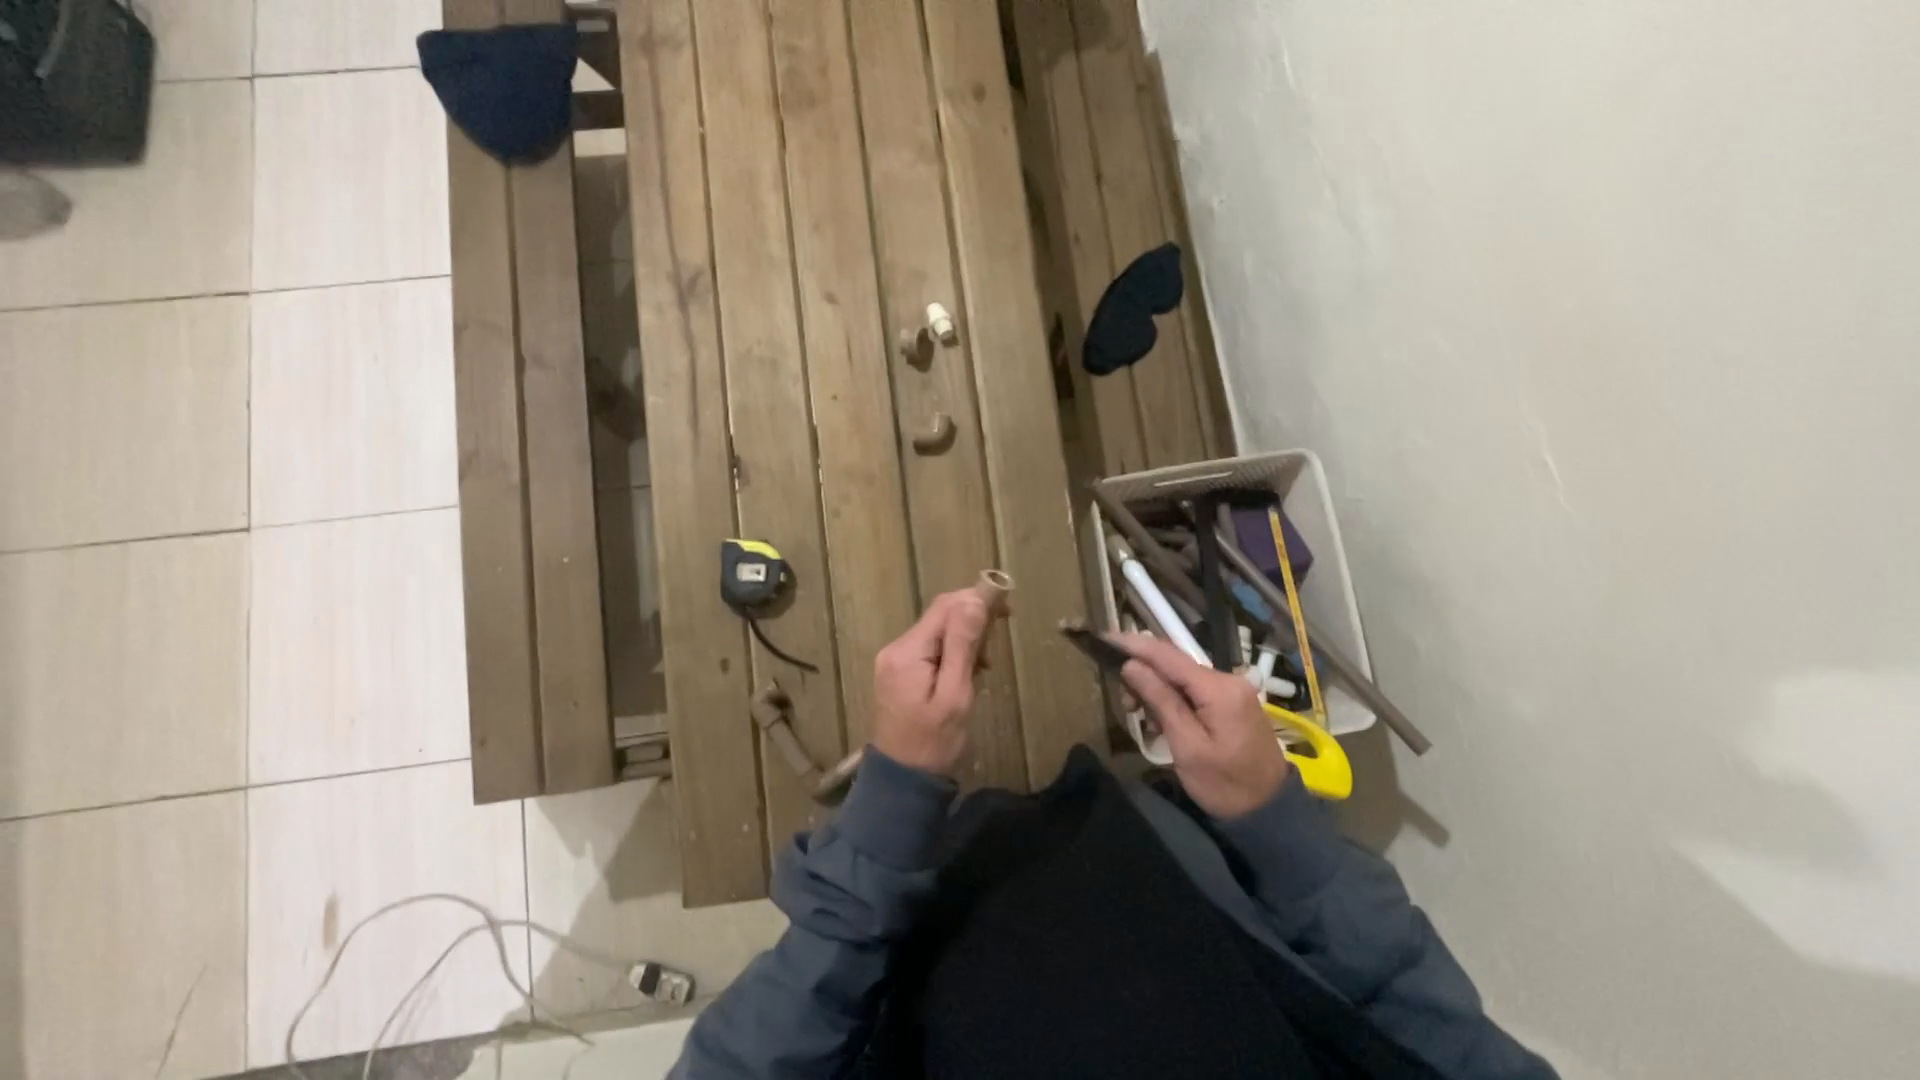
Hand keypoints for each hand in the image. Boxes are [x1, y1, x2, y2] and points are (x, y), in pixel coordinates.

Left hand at [871, 589, 991, 776]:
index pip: (945, 607)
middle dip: (972, 620)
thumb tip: (974, 600)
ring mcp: (894, 660)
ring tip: (983, 666)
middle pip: (940, 616)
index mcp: (907, 652)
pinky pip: (930, 649)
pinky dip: (952, 653)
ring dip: (965, 640)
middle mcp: (896, 648)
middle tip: (998, 642)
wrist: (903, 782)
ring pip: (937, 632)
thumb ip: (963, 646)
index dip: (976, 600)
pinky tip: (967, 673)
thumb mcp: (955, 695)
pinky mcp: (898, 673)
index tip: (1007, 610)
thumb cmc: (934, 743)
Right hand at [1115, 633, 1289, 819]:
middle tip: (1126, 706)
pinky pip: (1194, 690)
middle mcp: (1228, 679)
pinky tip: (1163, 721)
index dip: (1134, 645)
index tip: (1104, 638)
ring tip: (1144, 720)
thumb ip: (1160, 701)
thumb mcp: (1187, 747)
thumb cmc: (1225, 785)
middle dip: (1143, 675)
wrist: (1269, 811)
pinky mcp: (1232, 702)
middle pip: (1174, 664)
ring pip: (1182, 677)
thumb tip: (1131, 665)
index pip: (1168, 655)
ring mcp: (1233, 690)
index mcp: (1219, 688)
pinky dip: (1173, 699)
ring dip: (1157, 690)